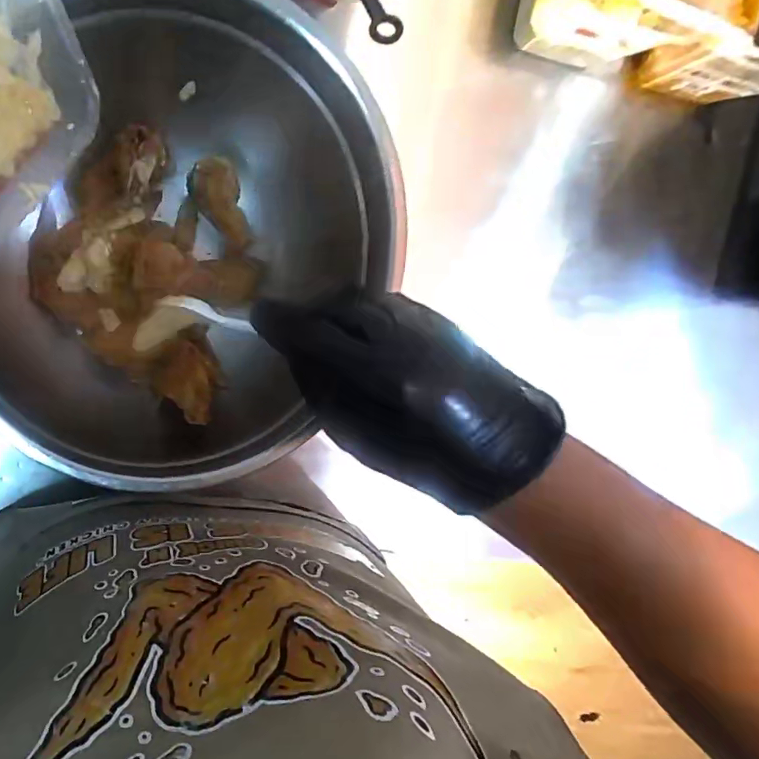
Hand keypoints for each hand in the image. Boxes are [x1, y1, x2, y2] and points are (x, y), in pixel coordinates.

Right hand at [251, 289, 564, 513]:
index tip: (258, 315)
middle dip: (310, 316)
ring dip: (338, 313)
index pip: (313, 330)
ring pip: (361, 302)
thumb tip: (296, 355)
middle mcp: (395, 331)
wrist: (500, 446)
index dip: (282, 322)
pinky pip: (385, 305)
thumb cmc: (425, 456)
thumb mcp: (361, 436)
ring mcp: (417, 316)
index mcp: (374, 367)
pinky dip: (365, 315)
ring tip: (327, 334)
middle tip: (294, 332)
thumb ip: (324, 392)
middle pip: (334, 307)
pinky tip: (364, 335)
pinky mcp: (434, 315)